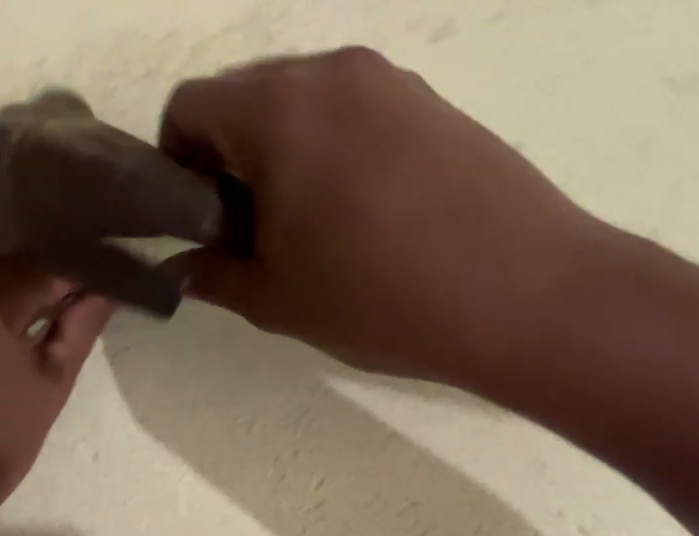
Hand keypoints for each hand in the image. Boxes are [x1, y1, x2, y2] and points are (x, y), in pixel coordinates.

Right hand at [161, 48, 611, 383]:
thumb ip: (209, 274)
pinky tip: (355, 214)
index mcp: (278, 111)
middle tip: (245, 230)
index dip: (173, 164)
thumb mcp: (274, 299)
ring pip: (297, 102)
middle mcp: (331, 73)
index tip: (195, 220)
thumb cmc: (379, 298)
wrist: (525, 295)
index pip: (188, 107)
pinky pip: (349, 110)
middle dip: (224, 157)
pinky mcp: (429, 100)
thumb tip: (176, 268)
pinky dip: (327, 149)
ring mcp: (389, 80)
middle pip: (241, 95)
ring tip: (303, 227)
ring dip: (276, 153)